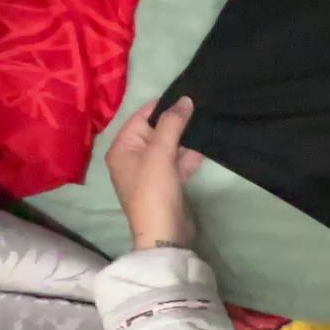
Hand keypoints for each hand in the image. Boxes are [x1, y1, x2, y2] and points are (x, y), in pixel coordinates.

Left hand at [107, 96, 203, 250]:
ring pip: (169, 147)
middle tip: (201, 106)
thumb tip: (185, 99)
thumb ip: (172, 123)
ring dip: (185, 138)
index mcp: (122, 148)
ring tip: (207, 121)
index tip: (187, 95)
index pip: (141, 117)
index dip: (163, 106)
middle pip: (156, 131)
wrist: (165, 234)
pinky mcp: (167, 184)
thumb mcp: (160, 152)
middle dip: (176, 121)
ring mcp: (151, 173)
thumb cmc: (154, 190)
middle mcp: (133, 158)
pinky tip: (206, 145)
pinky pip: (178, 163)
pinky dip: (189, 155)